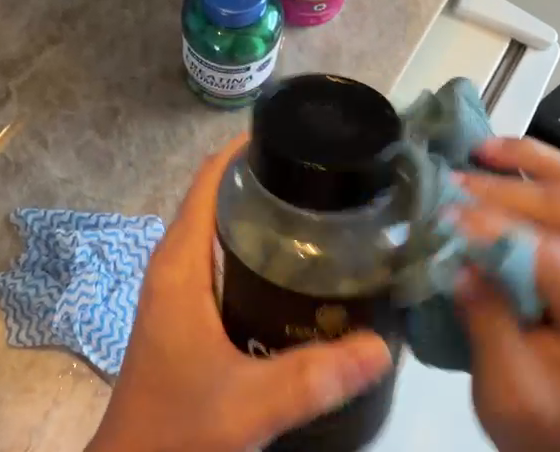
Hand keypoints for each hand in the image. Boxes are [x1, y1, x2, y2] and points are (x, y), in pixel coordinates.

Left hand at [86, 134, 395, 451]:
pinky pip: (224, 260)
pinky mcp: (188, 313)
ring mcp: (180, 289)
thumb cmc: (177, 428)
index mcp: (181, 261)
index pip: (211, 178)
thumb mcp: (249, 403)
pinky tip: (300, 272)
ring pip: (224, 230)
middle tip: (332, 179)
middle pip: (222, 197)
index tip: (300, 136)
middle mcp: (177, 263)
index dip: (247, 149)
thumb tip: (383, 347)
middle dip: (271, 181)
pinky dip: (258, 251)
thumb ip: (315, 376)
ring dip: (265, 217)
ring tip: (326, 214)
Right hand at [452, 138, 559, 451]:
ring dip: (531, 160)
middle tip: (448, 188)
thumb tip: (458, 262)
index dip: (499, 232)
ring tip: (480, 150)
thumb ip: (487, 325)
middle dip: (505, 192)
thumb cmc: (538, 424)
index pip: (556, 260)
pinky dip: (535, 167)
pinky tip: (494, 161)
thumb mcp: (506, 393)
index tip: (446, 220)